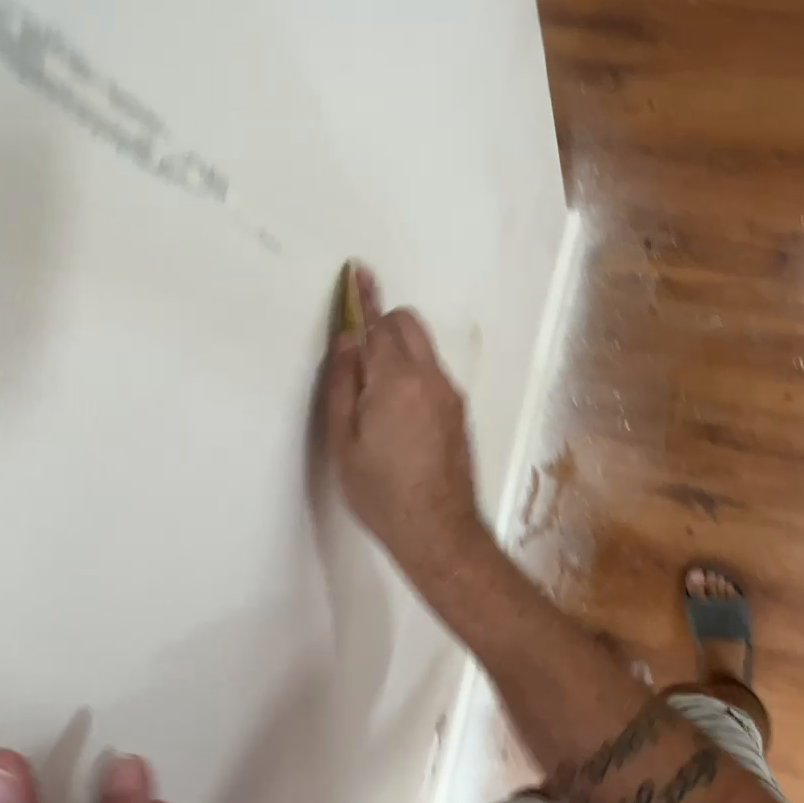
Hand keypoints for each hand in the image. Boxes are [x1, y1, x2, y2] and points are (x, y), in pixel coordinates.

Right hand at [321, 263, 485, 574]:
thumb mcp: (344, 441)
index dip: (364, 298)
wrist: (439, 530)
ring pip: (424, 351)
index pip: (379, 324)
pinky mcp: (460, 414)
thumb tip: (347, 341)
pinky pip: (433, 375)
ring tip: (374, 393)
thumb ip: (343, 383)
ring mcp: (450, 396)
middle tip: (357, 351)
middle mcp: (431, 378)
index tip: (357, 271)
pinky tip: (397, 412)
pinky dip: (414, 373)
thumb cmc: (381, 492)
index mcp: (397, 380)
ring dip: (399, 351)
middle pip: (409, 326)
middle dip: (384, 323)